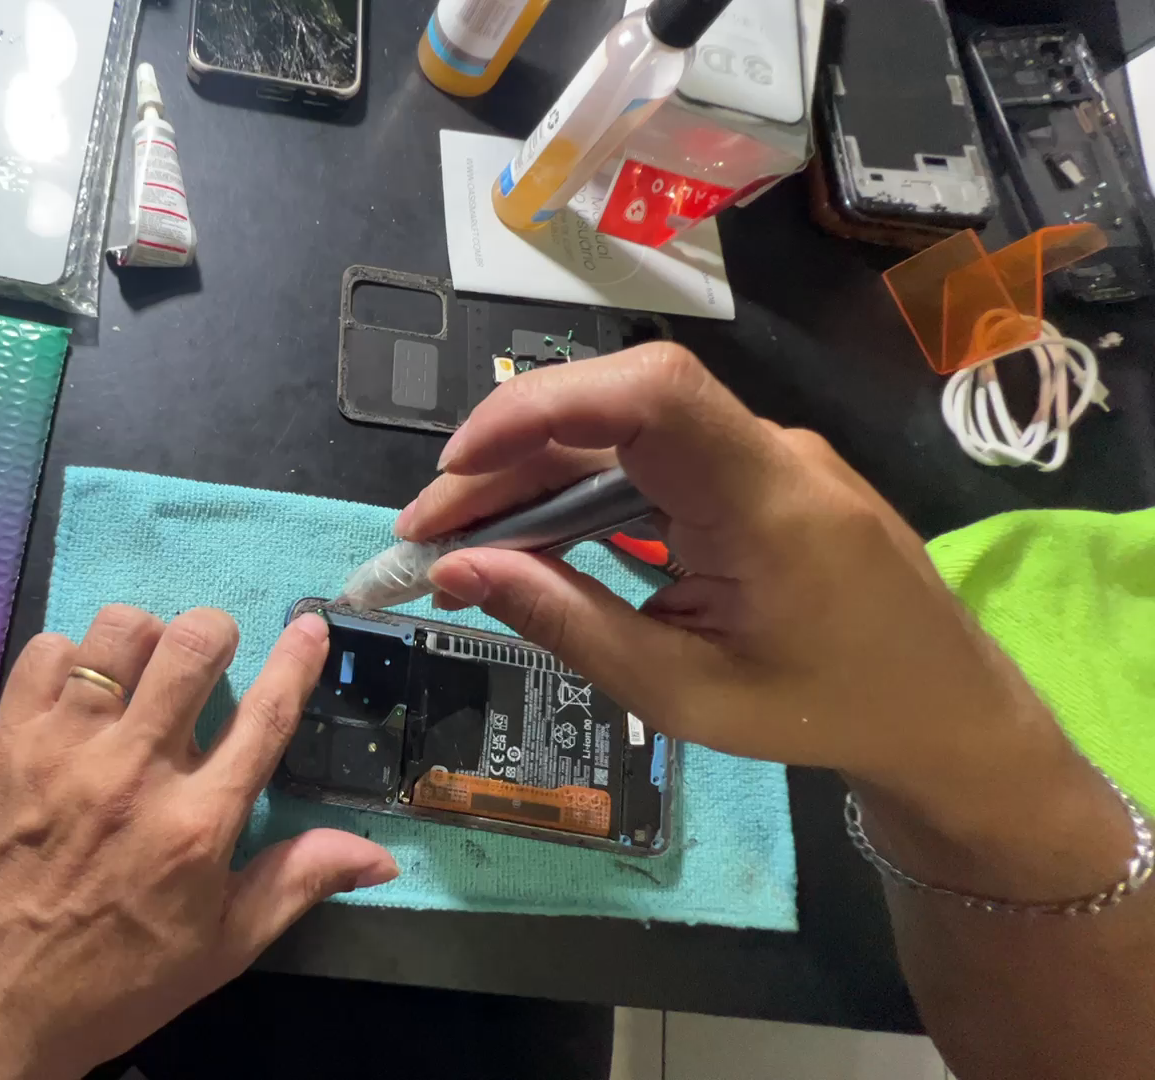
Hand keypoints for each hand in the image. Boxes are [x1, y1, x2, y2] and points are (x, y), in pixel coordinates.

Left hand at [0, 606, 396, 1079]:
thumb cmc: (120, 978)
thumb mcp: (223, 945)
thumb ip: (300, 881)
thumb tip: (380, 854)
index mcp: (198, 823)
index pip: (265, 717)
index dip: (297, 661)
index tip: (309, 624)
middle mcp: (133, 770)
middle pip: (189, 647)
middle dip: (213, 631)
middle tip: (208, 653)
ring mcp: (64, 748)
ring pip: (116, 632)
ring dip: (142, 638)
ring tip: (139, 673)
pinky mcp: (8, 740)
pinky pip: (46, 651)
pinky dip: (71, 658)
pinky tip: (77, 694)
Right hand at [397, 343, 1126, 896]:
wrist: (944, 715)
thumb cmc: (818, 711)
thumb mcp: (674, 689)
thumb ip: (561, 620)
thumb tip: (454, 568)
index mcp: (766, 500)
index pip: (648, 396)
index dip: (536, 409)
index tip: (455, 468)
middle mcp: (758, 452)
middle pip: (600, 415)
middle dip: (495, 466)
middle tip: (422, 534)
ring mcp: (745, 456)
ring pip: (600, 438)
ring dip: (515, 484)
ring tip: (450, 547)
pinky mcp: (729, 473)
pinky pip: (625, 464)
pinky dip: (557, 497)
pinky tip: (517, 541)